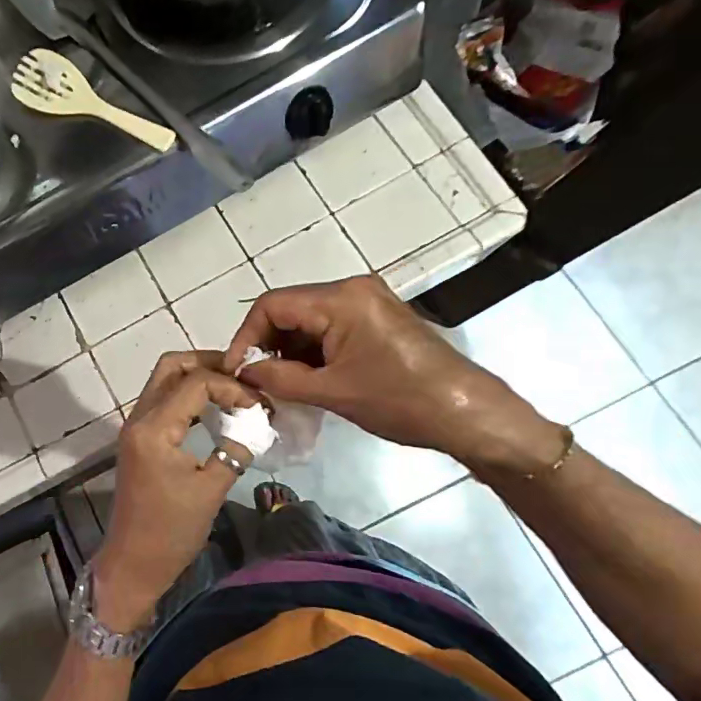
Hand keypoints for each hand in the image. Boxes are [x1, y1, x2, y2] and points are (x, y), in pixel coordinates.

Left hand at [95, 351, 263, 630]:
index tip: (259, 405)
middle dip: (210, 364)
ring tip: (235, 391)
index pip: (196, 382)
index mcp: (154, 429)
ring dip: (199, 377)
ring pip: (165, 380)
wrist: (134, 564)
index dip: (232, 385)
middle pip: (172, 366)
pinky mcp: (138, 440)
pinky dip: (189, 396)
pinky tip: (215, 412)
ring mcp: (135, 428)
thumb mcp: (212, 490)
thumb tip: (256, 427)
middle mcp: (139, 418)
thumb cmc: (172, 532)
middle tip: (244, 379)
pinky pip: (163, 401)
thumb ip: (235, 450)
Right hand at [224, 275, 562, 471]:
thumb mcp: (333, 392)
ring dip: (289, 350)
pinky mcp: (377, 318)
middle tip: (256, 382)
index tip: (237, 372)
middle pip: (290, 309)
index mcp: (342, 299)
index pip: (273, 305)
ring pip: (309, 320)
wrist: (464, 412)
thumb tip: (244, 373)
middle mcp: (353, 289)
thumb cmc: (400, 401)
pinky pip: (331, 328)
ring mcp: (368, 302)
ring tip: (279, 386)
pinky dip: (313, 351)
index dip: (246, 337)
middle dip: (267, 344)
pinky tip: (306, 379)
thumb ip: (280, 378)